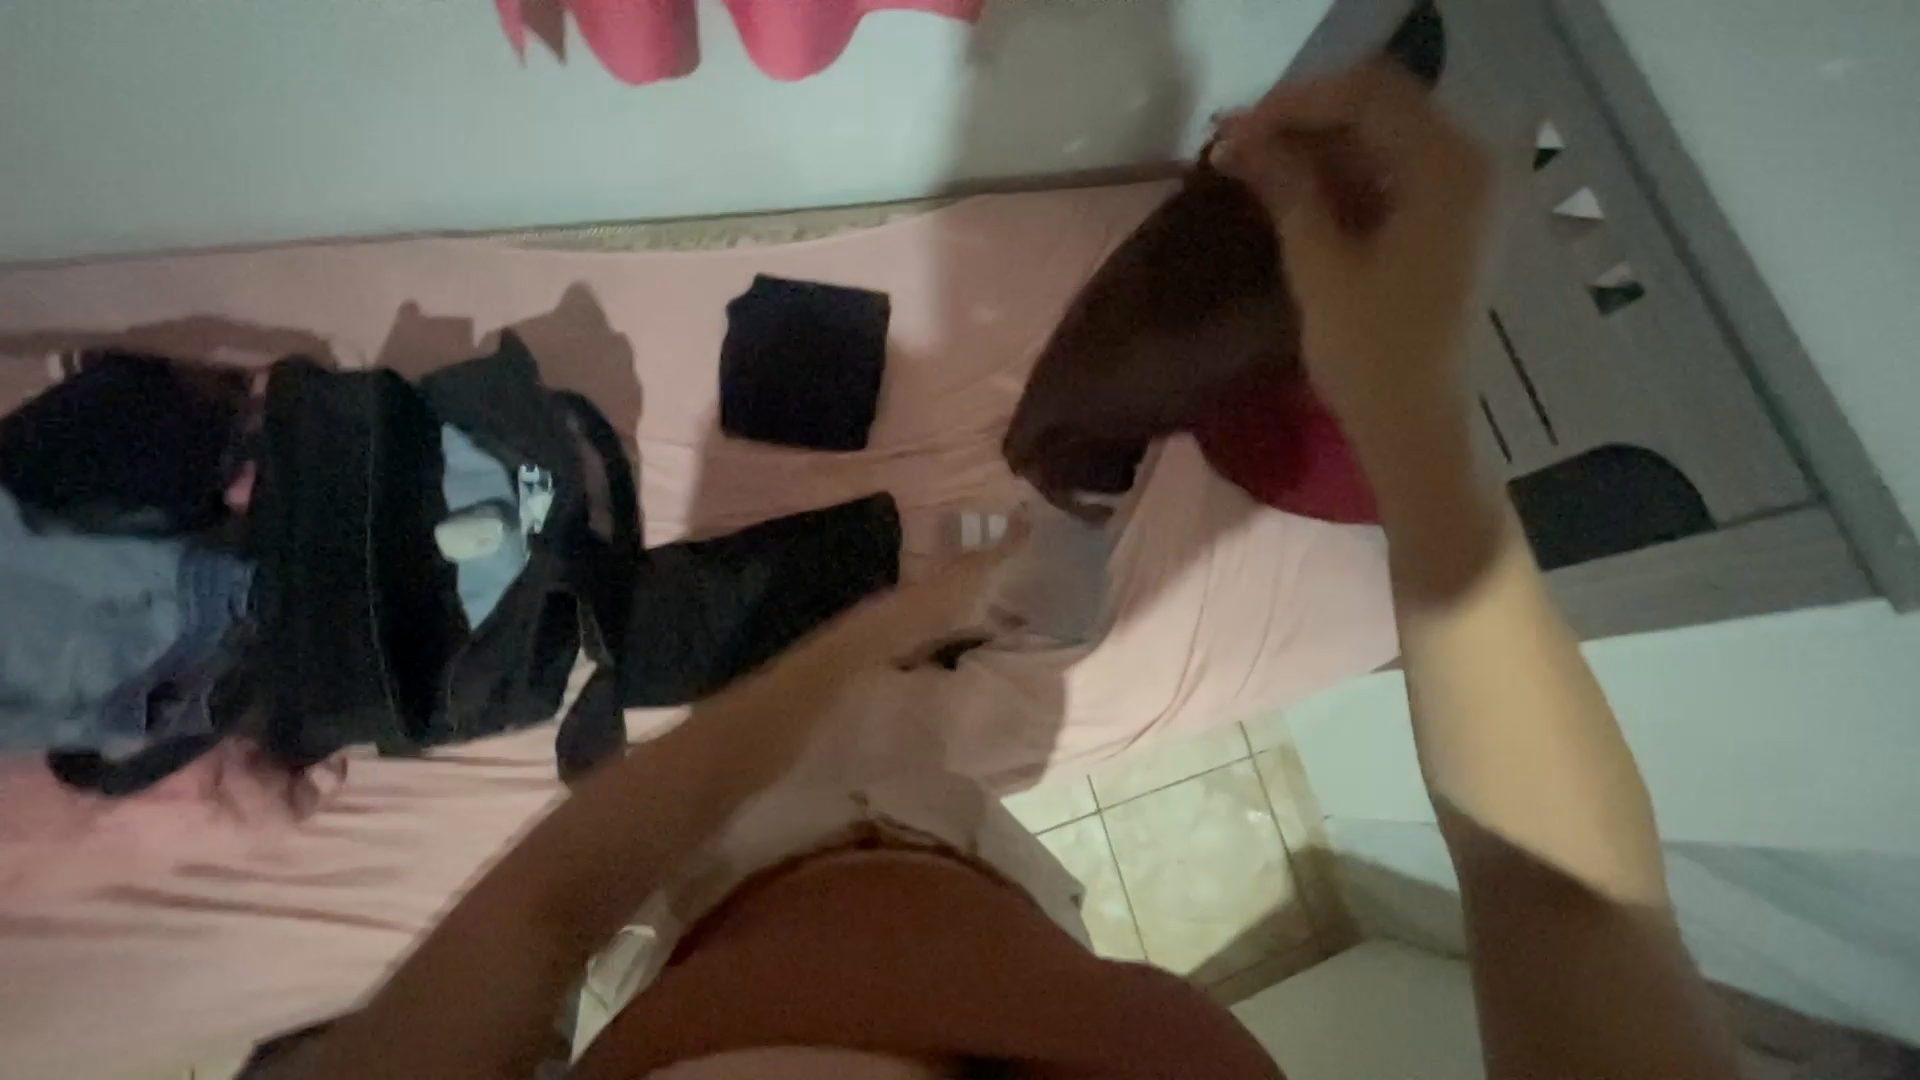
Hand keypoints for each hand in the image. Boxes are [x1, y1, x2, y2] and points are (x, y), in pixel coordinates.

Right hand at [1211, 61, 1497, 439]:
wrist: (1415, 425)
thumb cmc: (1370, 353)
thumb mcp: (1320, 268)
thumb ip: (1286, 191)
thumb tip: (1239, 141)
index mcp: (1449, 167)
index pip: (1368, 94)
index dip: (1293, 103)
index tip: (1231, 130)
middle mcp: (1470, 164)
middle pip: (1379, 110)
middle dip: (1303, 123)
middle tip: (1234, 147)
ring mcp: (1464, 195)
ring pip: (1381, 143)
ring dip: (1316, 151)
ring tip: (1251, 169)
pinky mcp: (1448, 225)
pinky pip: (1391, 178)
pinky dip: (1341, 180)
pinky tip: (1293, 195)